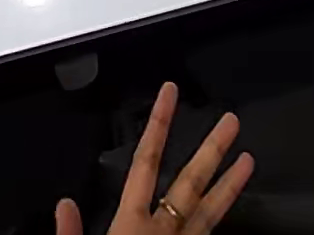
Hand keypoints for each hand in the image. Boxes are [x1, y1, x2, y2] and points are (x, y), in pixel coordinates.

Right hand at [56, 82, 253, 234]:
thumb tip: (64, 204)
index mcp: (132, 227)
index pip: (145, 163)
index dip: (158, 124)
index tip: (170, 93)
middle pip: (190, 183)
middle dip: (211, 150)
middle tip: (232, 122)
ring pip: (210, 214)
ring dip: (230, 185)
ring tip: (249, 159)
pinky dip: (222, 223)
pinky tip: (231, 211)